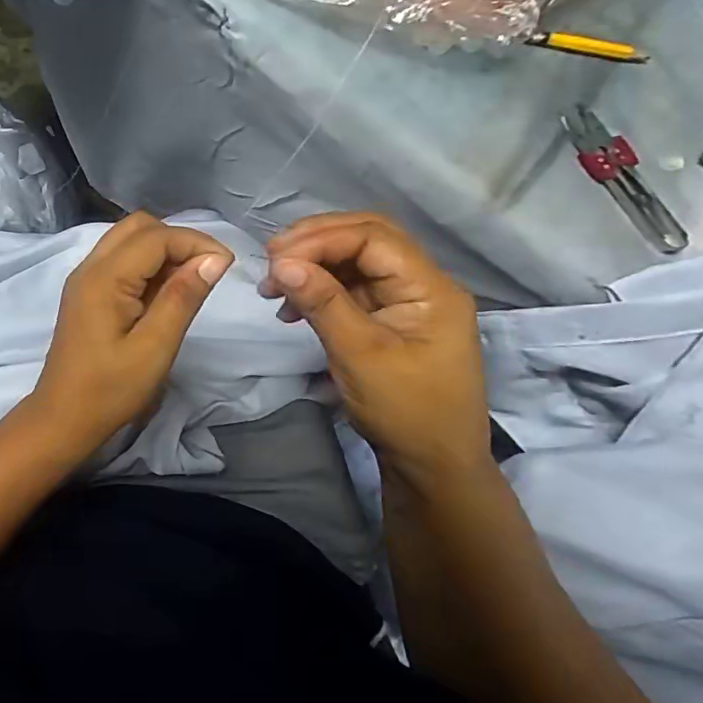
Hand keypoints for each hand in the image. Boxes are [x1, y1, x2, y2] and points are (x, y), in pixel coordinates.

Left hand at [31, 213, 232, 450]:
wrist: (63, 417)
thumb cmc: (110, 389)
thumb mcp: (154, 348)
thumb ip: (182, 298)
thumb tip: (214, 259)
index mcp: (103, 278)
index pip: (155, 236)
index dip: (195, 243)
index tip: (225, 266)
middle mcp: (89, 268)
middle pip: (138, 228)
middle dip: (177, 240)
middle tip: (205, 273)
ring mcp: (83, 279)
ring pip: (127, 240)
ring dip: (162, 251)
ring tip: (187, 284)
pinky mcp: (86, 293)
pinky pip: (119, 261)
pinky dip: (146, 265)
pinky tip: (163, 294)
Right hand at [259, 212, 488, 470]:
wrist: (431, 464)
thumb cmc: (404, 410)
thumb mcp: (359, 354)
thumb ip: (322, 302)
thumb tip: (281, 263)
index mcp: (430, 288)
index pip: (373, 238)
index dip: (321, 239)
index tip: (275, 259)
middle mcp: (422, 285)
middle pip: (366, 240)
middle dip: (315, 243)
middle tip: (271, 260)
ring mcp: (405, 302)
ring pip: (355, 262)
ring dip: (312, 266)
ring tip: (274, 287)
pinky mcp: (388, 319)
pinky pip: (350, 288)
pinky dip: (318, 289)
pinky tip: (292, 307)